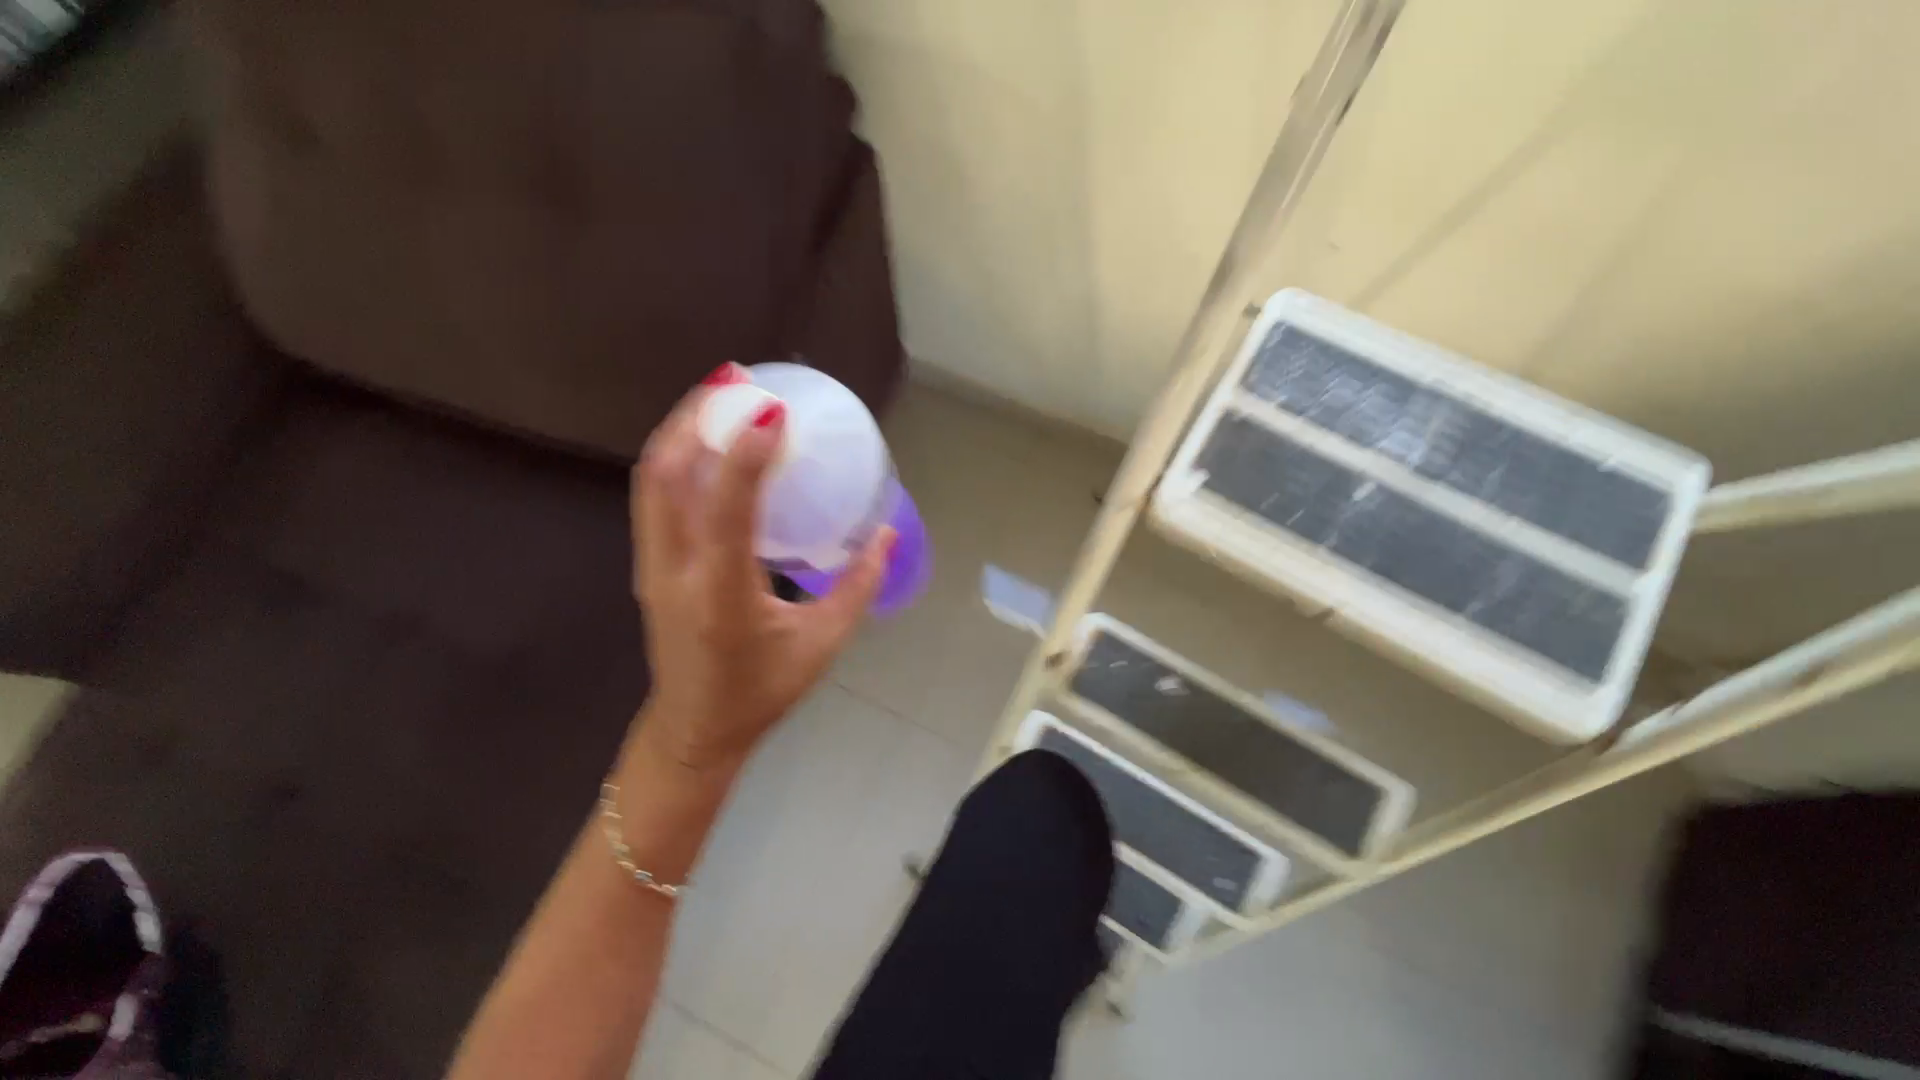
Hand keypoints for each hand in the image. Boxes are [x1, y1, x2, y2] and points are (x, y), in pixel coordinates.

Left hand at [627, 366, 894, 773]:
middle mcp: (675, 573)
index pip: (724, 511)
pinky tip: (706, 439)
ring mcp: (652, 567)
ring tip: (718, 392)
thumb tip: (887, 532)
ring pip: (651, 480)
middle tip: (736, 377)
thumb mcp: (822, 646)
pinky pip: (654, 496)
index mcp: (721, 596)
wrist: (693, 730)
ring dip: (681, 428)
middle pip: (665, 476)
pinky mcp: (648, 566)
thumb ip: (857, 587)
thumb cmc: (760, 693)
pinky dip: (675, 455)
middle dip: (697, 418)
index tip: (772, 410)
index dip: (746, 455)